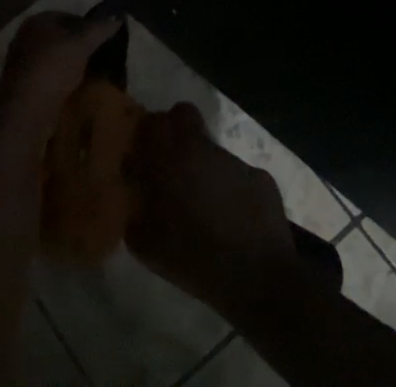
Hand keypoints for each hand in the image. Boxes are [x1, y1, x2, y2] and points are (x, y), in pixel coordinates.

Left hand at [0, 12, 119, 118]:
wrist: (27, 105)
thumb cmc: (54, 67)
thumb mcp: (81, 45)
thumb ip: (99, 29)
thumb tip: (117, 16)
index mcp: (37, 20)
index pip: (67, 16)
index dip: (87, 25)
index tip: (104, 38)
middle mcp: (25, 35)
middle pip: (58, 36)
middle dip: (78, 45)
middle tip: (100, 56)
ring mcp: (21, 59)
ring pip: (53, 56)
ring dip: (69, 62)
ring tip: (90, 72)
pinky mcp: (22, 81)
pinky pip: (47, 73)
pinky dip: (60, 77)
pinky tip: (73, 86)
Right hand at [125, 102, 297, 312]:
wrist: (256, 279)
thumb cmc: (190, 256)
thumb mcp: (142, 240)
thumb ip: (132, 208)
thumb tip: (132, 196)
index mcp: (168, 157)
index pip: (153, 119)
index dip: (148, 130)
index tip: (143, 150)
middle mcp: (202, 148)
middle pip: (185, 118)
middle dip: (176, 133)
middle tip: (171, 165)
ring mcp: (236, 162)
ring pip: (212, 151)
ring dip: (205, 168)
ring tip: (206, 205)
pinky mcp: (263, 180)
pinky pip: (240, 177)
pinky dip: (234, 190)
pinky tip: (235, 219)